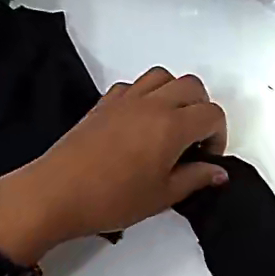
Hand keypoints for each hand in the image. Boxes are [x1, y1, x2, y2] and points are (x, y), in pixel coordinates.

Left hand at [0, 67, 227, 263]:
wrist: (57, 194)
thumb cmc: (113, 199)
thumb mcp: (163, 196)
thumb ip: (195, 178)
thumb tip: (218, 172)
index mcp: (172, 126)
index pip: (212, 115)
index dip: (218, 136)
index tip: (207, 158)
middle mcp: (152, 104)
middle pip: (192, 86)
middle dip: (202, 109)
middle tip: (194, 140)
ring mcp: (126, 99)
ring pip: (163, 76)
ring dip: (175, 94)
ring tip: (170, 125)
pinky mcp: (104, 103)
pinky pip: (134, 85)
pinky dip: (146, 95)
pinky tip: (140, 122)